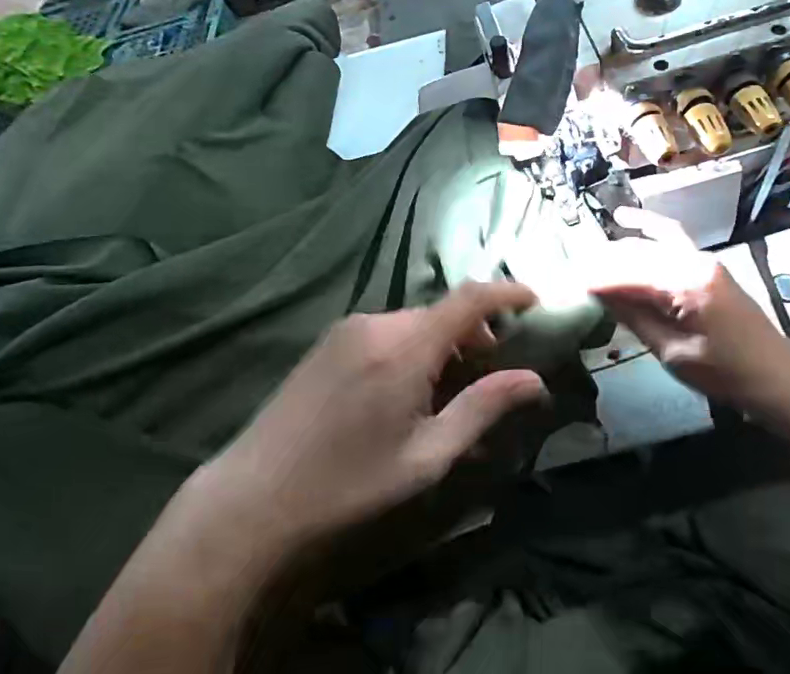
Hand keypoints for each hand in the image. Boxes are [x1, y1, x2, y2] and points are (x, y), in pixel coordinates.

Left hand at [176, 282, 548, 564]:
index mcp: (405, 346)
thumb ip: (483, 408)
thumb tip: (535, 380)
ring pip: (413, 323)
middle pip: (441, 313)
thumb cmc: (350, 484)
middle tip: (490, 380)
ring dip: (441, 344)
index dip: (507, 292)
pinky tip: (404, 391)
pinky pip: (384, 332)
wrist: (254, 498)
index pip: (470, 298)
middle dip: (475, 335)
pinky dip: (410, 348)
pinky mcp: (326, 343)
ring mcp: (346, 330)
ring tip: (445, 395)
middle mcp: (376, 323)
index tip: (536, 301)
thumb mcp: (427, 456)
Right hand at [586, 209, 789, 421]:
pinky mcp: (706, 264)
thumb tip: (599, 293)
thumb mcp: (672, 353)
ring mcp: (701, 258)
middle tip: (573, 276)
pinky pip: (671, 238)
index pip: (626, 274)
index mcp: (686, 285)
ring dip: (618, 251)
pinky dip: (648, 228)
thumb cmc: (725, 373)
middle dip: (602, 264)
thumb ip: (635, 317)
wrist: (777, 375)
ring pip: (648, 245)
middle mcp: (693, 261)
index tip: (569, 286)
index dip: (595, 280)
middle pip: (635, 254)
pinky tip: (625, 219)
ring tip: (589, 260)